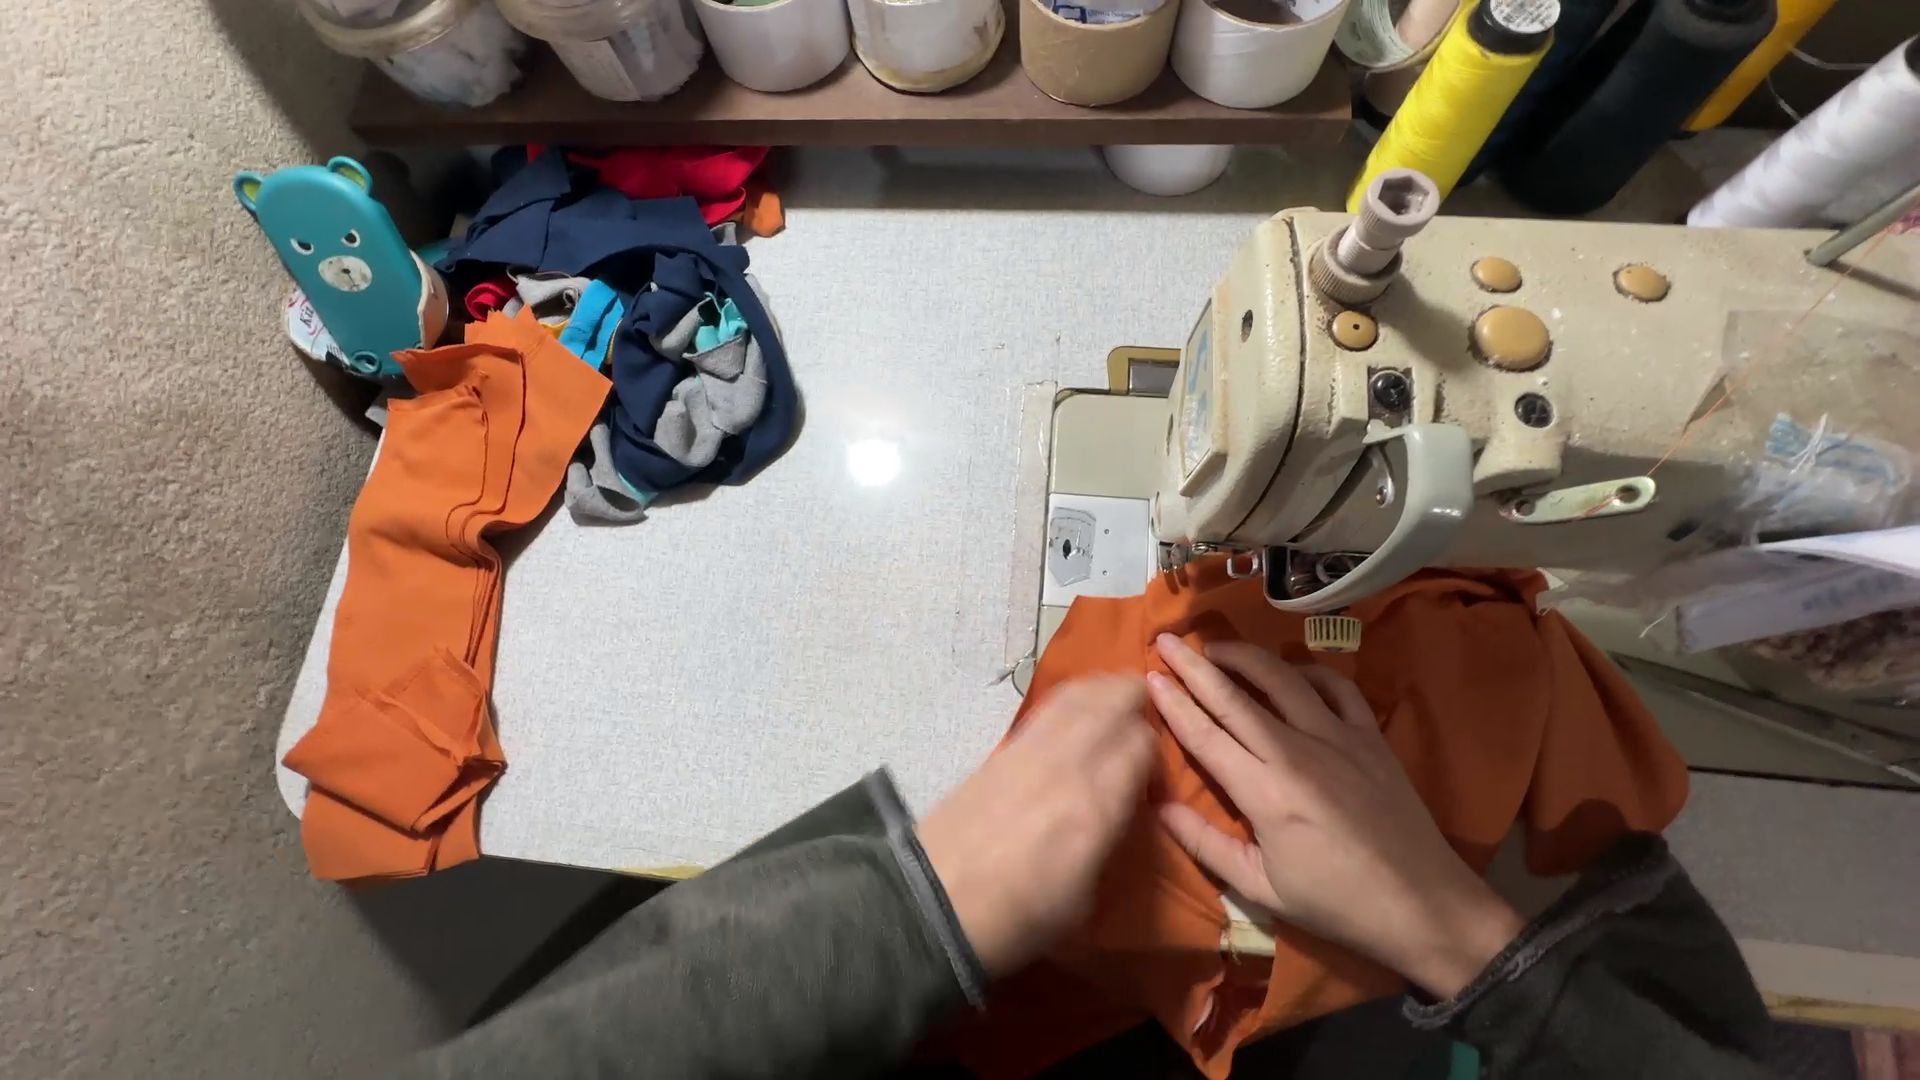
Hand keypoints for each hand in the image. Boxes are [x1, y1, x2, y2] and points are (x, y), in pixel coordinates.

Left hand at [917, 675, 1153, 977]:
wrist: (936, 902)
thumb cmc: (1016, 917)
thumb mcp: (1083, 898)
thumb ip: (1108, 841)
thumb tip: (1117, 811)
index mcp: (1095, 806)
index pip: (1141, 746)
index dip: (1157, 753)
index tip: (1154, 778)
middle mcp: (1067, 763)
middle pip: (1112, 703)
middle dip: (1137, 699)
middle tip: (1150, 712)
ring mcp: (1031, 749)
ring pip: (1077, 695)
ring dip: (1104, 689)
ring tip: (1119, 695)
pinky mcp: (1003, 747)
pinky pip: (1048, 708)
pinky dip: (1072, 698)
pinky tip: (1079, 708)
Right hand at [1147, 635, 1522, 998]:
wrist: (1427, 908)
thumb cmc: (1336, 903)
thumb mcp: (1261, 889)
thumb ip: (1204, 844)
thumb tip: (1157, 807)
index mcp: (1265, 793)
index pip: (1204, 734)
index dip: (1173, 702)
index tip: (1149, 676)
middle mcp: (1296, 753)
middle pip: (1233, 695)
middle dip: (1193, 664)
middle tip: (1166, 639)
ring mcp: (1338, 738)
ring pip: (1281, 678)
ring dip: (1243, 655)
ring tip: (1215, 647)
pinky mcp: (1370, 736)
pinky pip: (1336, 686)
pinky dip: (1308, 670)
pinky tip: (1289, 673)